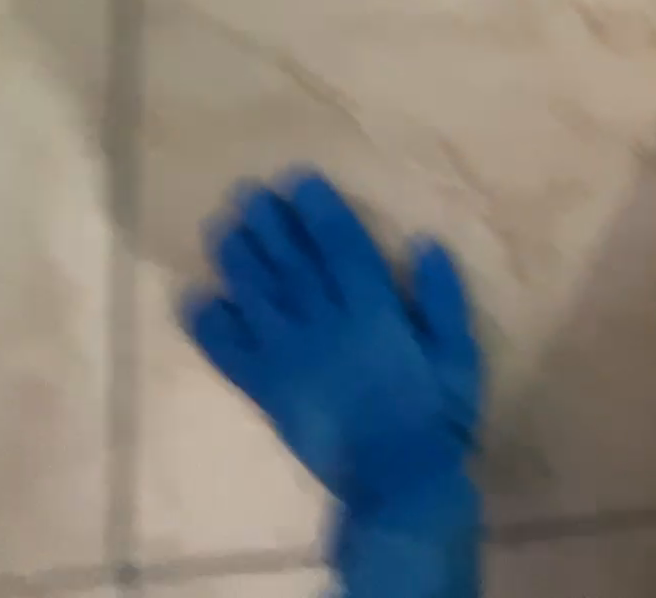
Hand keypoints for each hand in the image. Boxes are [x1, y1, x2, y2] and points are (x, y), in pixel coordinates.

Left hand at [181, 171, 481, 531]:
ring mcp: (290, 359)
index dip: (322, 213)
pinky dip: (210, 326)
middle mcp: (325, 326)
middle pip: (294, 267)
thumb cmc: (439, 405)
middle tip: (250, 190)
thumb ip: (443, 296)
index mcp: (374, 311)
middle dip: (273, 226)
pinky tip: (196, 297)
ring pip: (258, 299)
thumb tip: (425, 243)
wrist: (396, 475)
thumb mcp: (459, 347)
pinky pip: (231, 354)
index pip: (343, 250)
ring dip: (239, 260)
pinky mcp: (268, 391)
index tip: (302, 181)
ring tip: (224, 225)